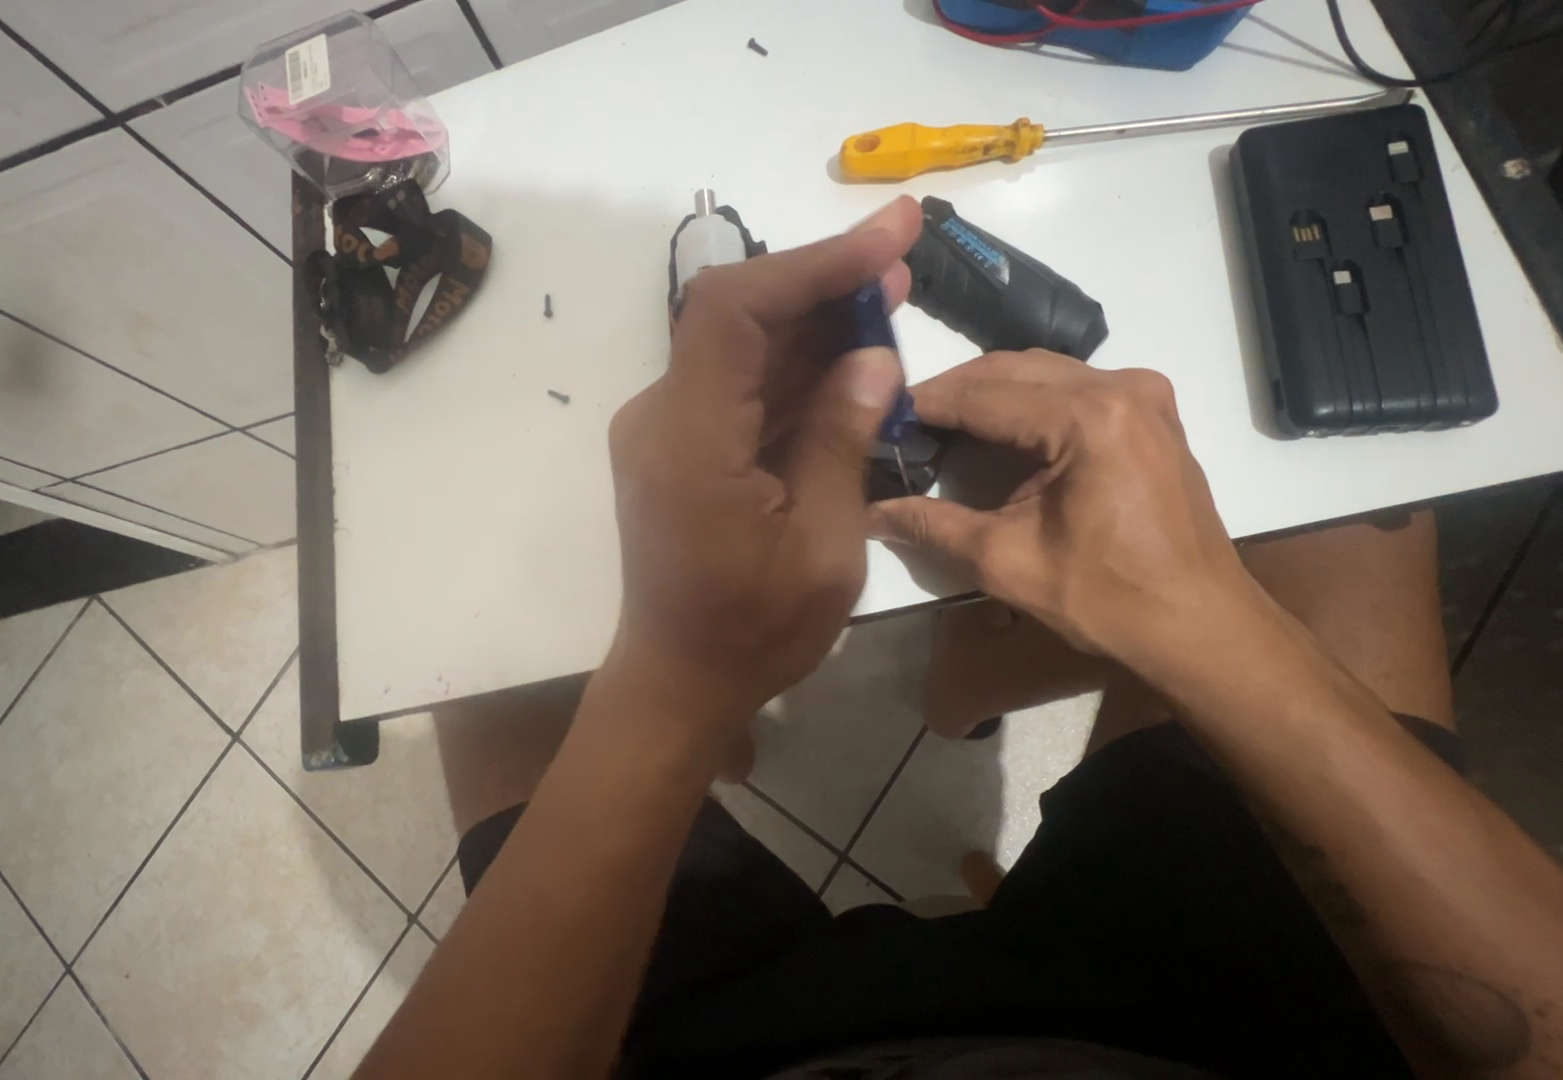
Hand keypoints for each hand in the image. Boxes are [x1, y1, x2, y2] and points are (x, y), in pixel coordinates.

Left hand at [603, 197, 921, 729]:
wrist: (680, 679)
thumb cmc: (754, 631)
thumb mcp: (822, 546)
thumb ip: (841, 442)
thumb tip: (873, 360)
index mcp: (690, 441)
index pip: (734, 311)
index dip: (812, 263)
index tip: (889, 239)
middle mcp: (661, 419)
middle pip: (736, 318)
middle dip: (820, 284)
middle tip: (902, 261)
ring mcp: (663, 432)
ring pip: (740, 350)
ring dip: (811, 323)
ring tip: (890, 298)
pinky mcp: (676, 448)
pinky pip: (737, 390)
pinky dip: (792, 371)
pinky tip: (849, 360)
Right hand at [866, 350, 1254, 665]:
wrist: (1198, 625)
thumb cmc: (1105, 598)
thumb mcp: (1004, 561)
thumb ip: (931, 525)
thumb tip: (868, 512)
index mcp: (1087, 419)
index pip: (981, 394)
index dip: (923, 403)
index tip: (876, 415)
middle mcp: (1120, 387)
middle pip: (1010, 368)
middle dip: (951, 392)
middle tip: (901, 423)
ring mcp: (1142, 393)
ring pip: (1039, 371)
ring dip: (986, 393)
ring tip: (938, 427)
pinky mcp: (1149, 410)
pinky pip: (1069, 386)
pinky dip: (1024, 400)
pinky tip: (994, 431)